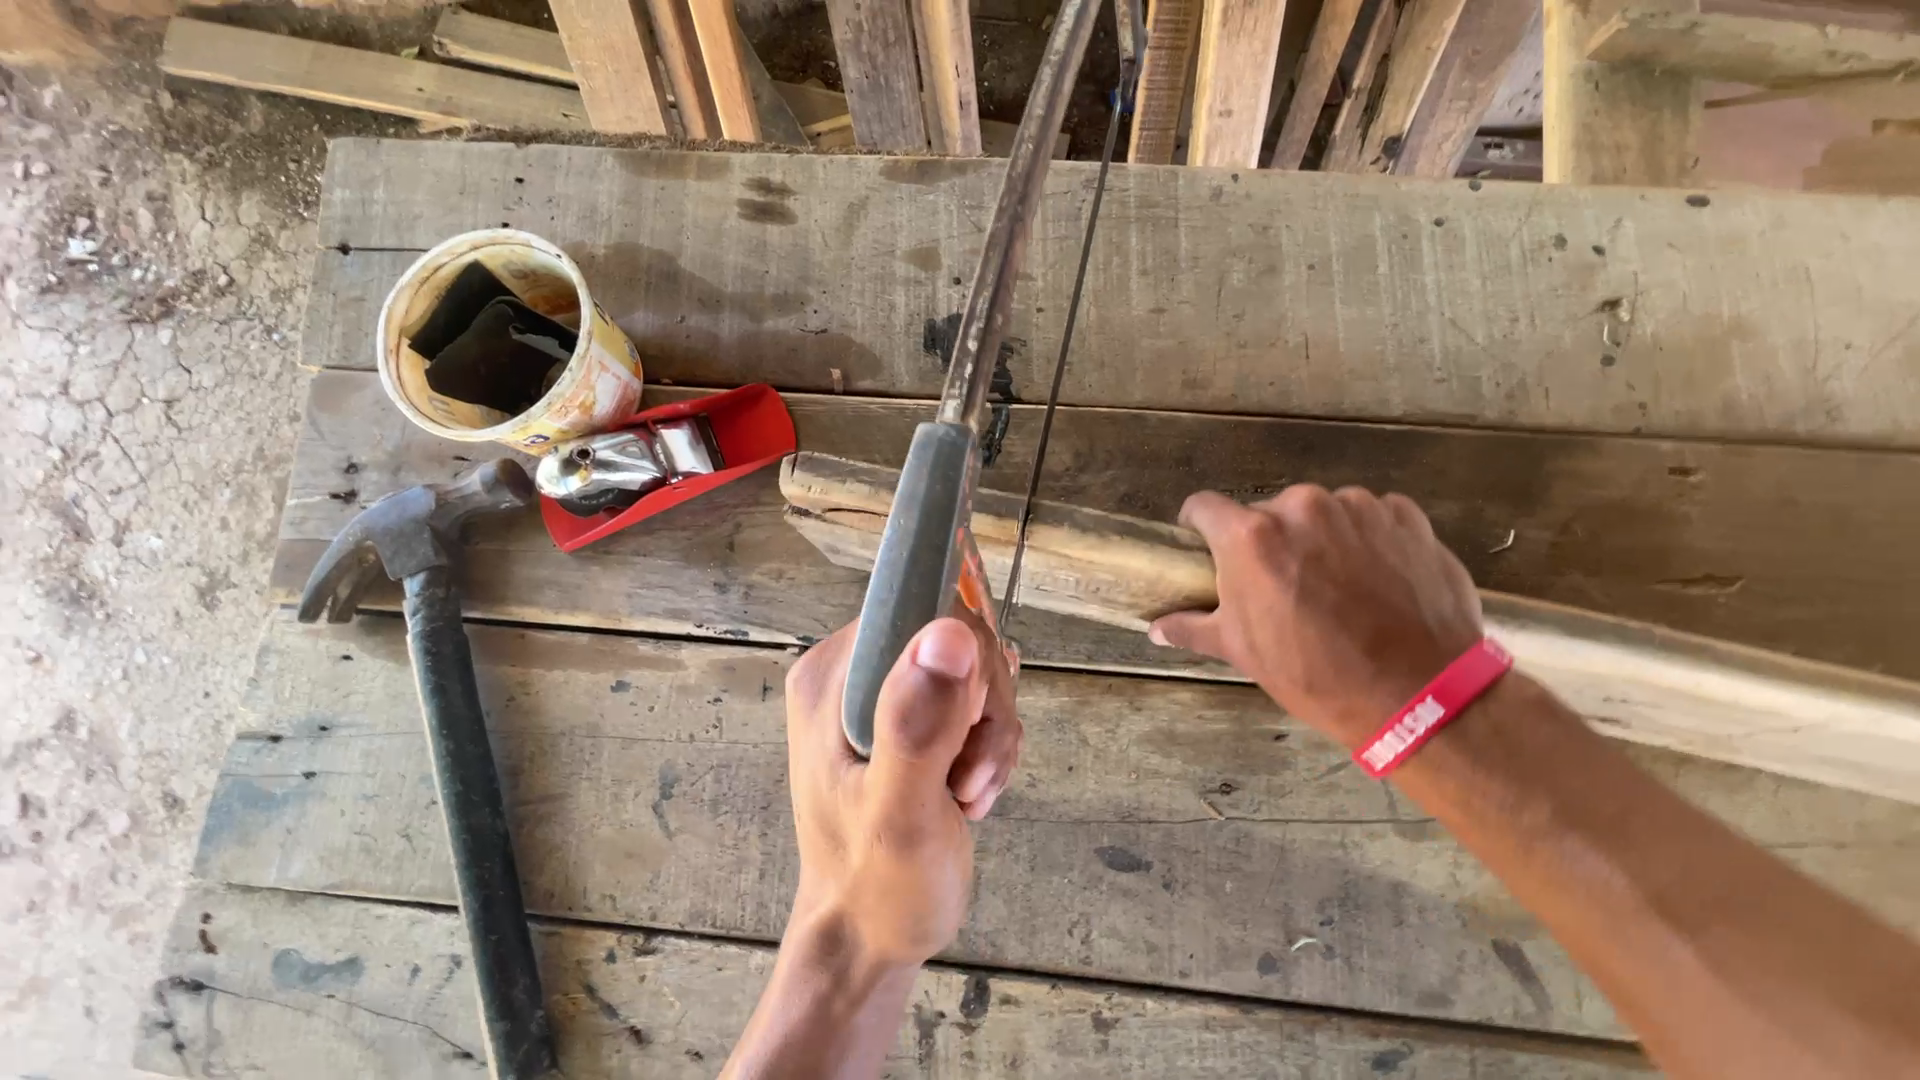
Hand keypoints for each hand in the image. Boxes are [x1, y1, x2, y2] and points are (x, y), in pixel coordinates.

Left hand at [781, 613, 1021, 968]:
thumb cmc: (879, 888)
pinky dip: (988, 746)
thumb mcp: (898, 813)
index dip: (965, 662)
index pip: (921, 611)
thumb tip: (950, 632)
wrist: (871, 937)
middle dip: (983, 711)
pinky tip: (970, 793)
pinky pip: (974, 704)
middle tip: (969, 776)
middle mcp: (852, 672)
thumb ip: (918, 724)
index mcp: (832, 675)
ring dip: (990, 737)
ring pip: (974, 676)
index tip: (971, 724)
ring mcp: (882, 696)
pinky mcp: (909, 720)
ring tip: (967, 795)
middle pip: (956, 644)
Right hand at [1149, 485, 1482, 747]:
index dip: (1199, 527)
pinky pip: (1370, 517)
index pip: (1203, 507)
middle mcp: (1301, 507)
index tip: (1205, 546)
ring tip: (1337, 585)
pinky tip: (1375, 579)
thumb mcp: (1243, 652)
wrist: (1420, 694)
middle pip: (1268, 513)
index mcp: (1251, 536)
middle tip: (1282, 584)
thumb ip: (1193, 627)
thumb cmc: (1315, 673)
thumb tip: (1155, 629)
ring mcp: (1357, 507)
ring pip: (1320, 513)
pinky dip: (1365, 539)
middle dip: (1268, 541)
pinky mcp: (1405, 515)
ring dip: (1319, 538)